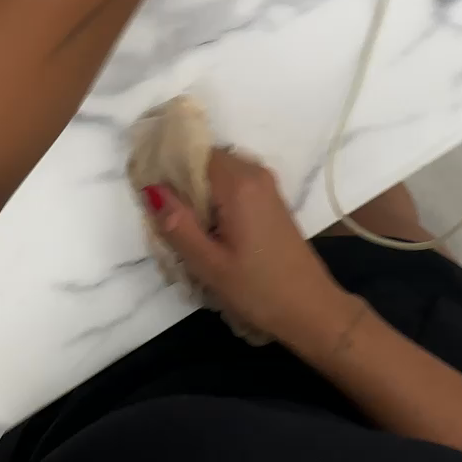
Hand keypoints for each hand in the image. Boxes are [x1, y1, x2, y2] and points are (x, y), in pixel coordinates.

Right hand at [144, 149, 360, 347]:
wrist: (311, 308)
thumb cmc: (259, 289)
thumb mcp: (210, 264)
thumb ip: (178, 224)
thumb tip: (150, 188)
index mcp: (238, 183)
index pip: (193, 154)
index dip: (169, 170)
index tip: (153, 198)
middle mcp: (254, 172)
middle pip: (206, 161)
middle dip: (183, 184)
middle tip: (169, 221)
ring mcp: (266, 184)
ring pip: (219, 173)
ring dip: (200, 195)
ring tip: (188, 231)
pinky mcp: (270, 198)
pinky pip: (234, 184)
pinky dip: (217, 200)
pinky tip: (211, 233)